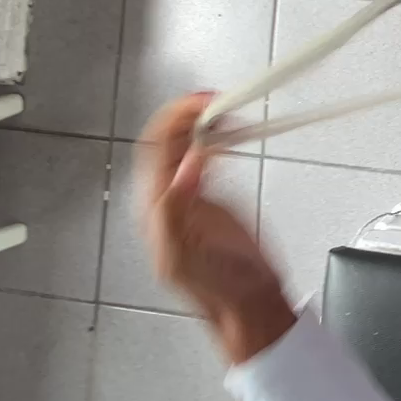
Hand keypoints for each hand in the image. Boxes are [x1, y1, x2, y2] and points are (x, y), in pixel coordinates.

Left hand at [138, 93, 294, 363]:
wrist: (246, 303)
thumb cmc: (219, 287)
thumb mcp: (188, 255)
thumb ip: (178, 211)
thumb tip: (183, 166)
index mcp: (157, 209)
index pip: (155, 149)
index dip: (175, 119)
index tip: (204, 102)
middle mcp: (168, 198)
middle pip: (165, 142)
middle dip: (187, 113)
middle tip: (217, 98)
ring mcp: (189, 196)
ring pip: (183, 146)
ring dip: (202, 121)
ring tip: (225, 107)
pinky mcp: (210, 197)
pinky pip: (204, 157)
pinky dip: (216, 137)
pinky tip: (230, 131)